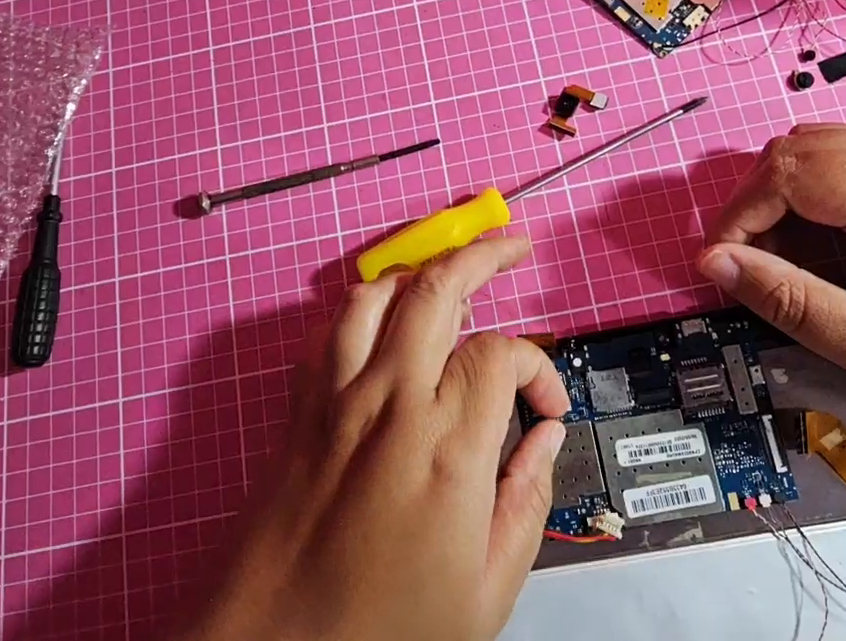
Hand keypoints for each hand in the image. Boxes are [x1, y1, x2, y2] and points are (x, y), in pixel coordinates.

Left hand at [183, 237, 569, 640]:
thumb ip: (526, 501)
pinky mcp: (299, 411)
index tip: (545, 404)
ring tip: (449, 272)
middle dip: (483, 253)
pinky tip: (382, 321)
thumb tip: (545, 439)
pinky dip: (362, 308)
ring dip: (419, 270)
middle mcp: (389, 402)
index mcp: (446, 446)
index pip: (502, 353)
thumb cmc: (379, 635)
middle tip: (511, 245)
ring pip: (377, 293)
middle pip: (438, 288)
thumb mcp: (485, 590)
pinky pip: (330, 330)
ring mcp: (336, 399)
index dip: (538, 368)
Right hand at [695, 124, 845, 436]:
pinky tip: (820, 245)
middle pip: (800, 147)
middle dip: (755, 203)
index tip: (720, 266)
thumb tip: (715, 263)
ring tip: (781, 258)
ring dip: (780, 196)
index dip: (740, 214)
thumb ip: (794, 302)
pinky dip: (811, 195)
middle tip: (748, 267)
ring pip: (818, 146)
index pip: (794, 170)